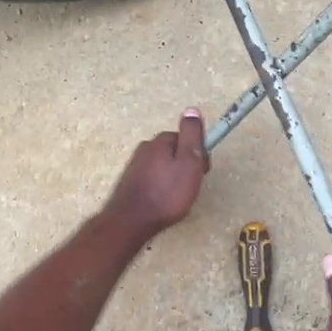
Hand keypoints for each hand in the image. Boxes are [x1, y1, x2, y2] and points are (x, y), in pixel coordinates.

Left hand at [103, 108, 210, 237]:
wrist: (131, 221)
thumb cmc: (167, 193)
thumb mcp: (188, 161)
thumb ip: (192, 135)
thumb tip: (192, 109)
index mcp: (160, 141)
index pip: (186, 139)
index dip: (198, 155)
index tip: (201, 172)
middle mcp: (145, 148)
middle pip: (174, 151)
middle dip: (185, 166)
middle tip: (189, 188)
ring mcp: (135, 165)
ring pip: (164, 166)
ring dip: (173, 178)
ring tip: (176, 198)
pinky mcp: (130, 181)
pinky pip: (153, 178)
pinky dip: (161, 187)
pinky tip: (162, 202)